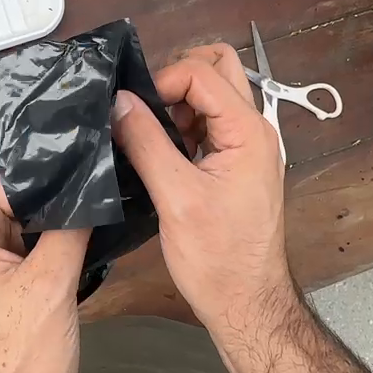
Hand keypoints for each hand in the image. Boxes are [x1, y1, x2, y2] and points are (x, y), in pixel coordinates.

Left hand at [0, 105, 90, 372]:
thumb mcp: (47, 286)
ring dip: (45, 180)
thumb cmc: (17, 361)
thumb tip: (88, 180)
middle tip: (57, 110)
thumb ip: (68, 228)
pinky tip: (85, 193)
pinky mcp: (20, 275)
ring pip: (20, 204)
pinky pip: (36, 229)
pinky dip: (56, 210)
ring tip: (79, 143)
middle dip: (22, 146)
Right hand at [110, 45, 297, 356]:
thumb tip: (117, 99)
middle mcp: (255, 127)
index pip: (203, 72)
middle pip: (219, 67)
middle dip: (177, 74)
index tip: (134, 109)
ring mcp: (248, 143)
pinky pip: (210, 119)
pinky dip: (184, 119)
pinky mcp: (236, 160)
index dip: (163, 80)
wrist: (247, 305)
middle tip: (146, 104)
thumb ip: (147, 142)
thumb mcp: (175, 198)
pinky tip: (161, 147)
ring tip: (151, 130)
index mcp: (248, 130)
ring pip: (215, 90)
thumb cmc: (216, 257)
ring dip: (180, 98)